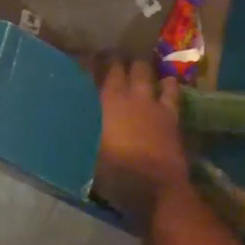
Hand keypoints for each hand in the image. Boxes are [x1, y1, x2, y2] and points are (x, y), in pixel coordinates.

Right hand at [91, 58, 188, 216]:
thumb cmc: (116, 171)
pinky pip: (171, 93)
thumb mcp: (91, 149)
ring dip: (143, 69)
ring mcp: (152, 104)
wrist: (156, 189)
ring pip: (147, 75)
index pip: (99, 71)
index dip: (95, 61)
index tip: (90, 55)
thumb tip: (73, 122)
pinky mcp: (171, 117)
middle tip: (114, 58)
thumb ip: (86, 129)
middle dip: (119, 61)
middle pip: (124, 68)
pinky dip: (168, 85)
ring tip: (139, 65)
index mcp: (106, 101)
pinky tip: (168, 80)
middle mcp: (128, 95)